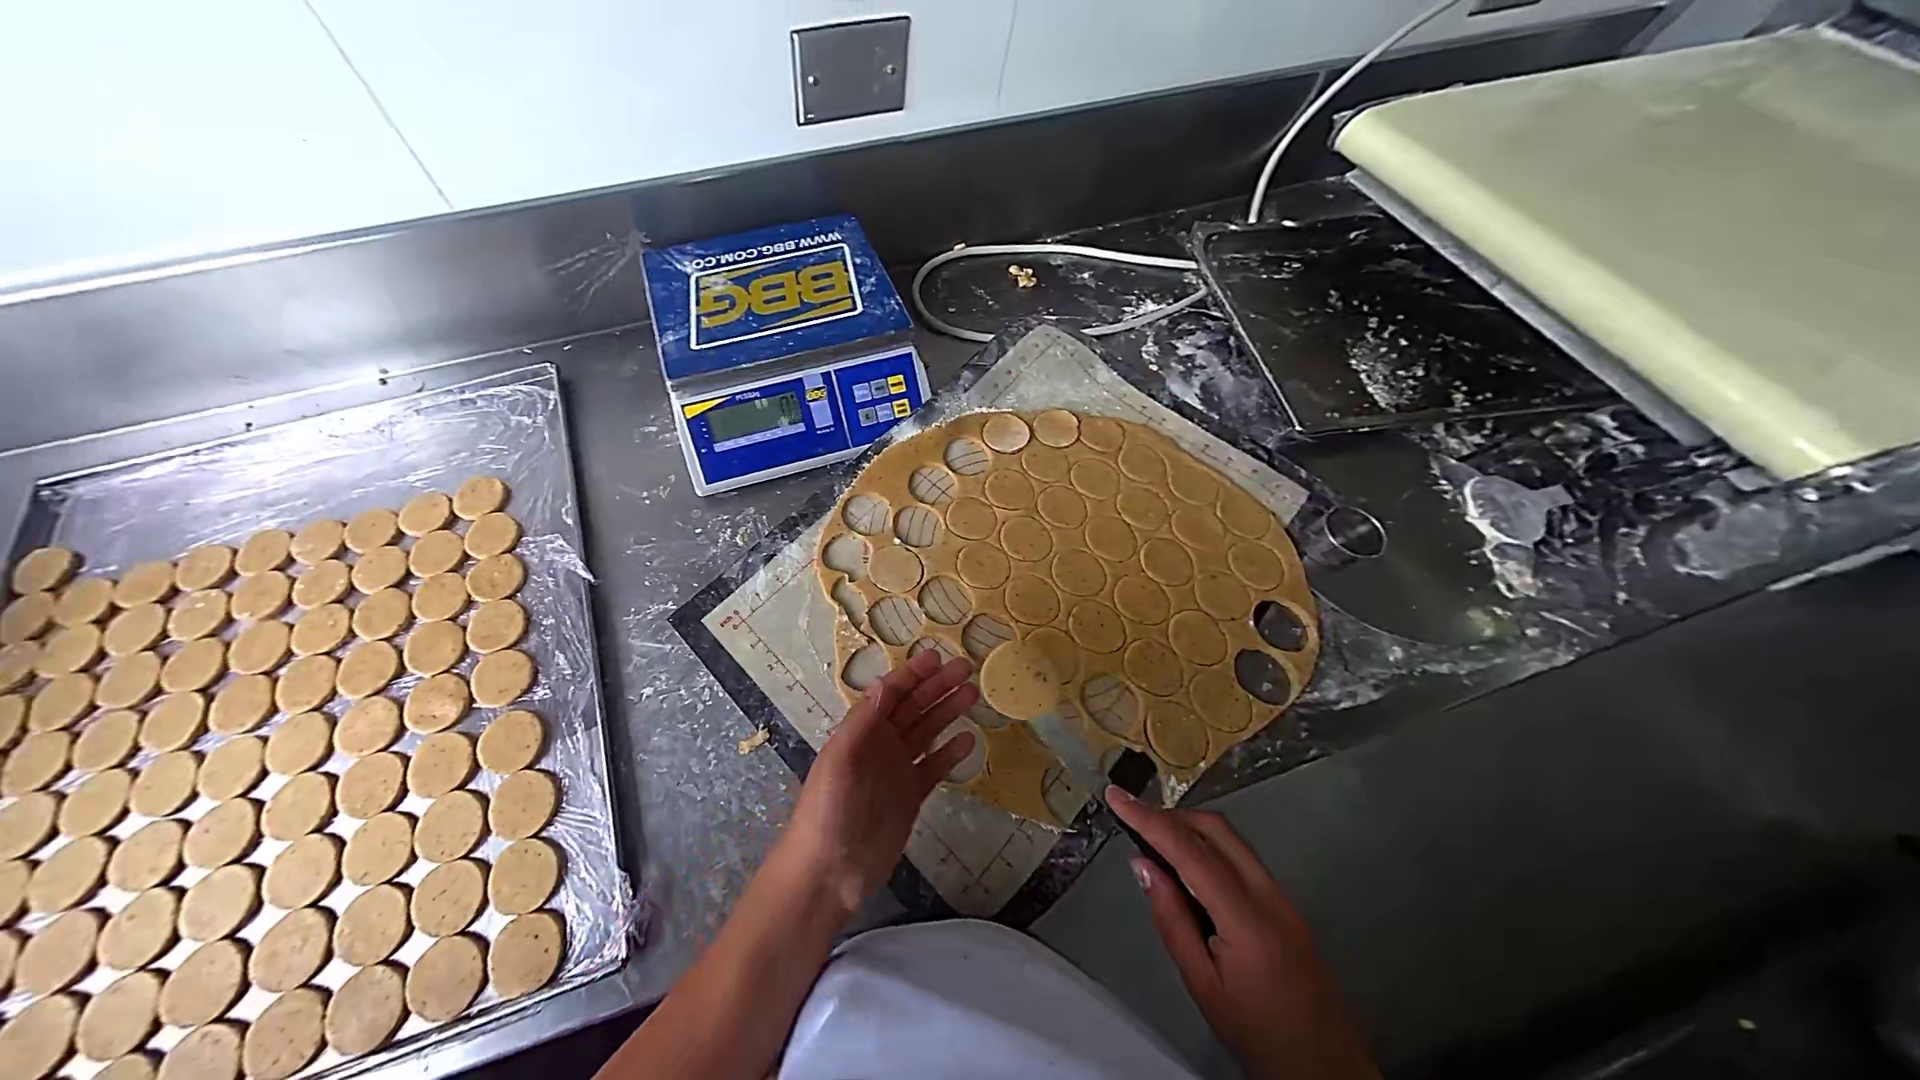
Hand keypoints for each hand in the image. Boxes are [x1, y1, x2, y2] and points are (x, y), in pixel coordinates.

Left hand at [780, 651, 978, 914]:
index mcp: (861, 732)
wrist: (830, 871)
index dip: (913, 674)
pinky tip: (968, 740)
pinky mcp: (910, 796)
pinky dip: (950, 754)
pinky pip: (934, 768)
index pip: (891, 693)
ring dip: (948, 712)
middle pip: (914, 707)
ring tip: (972, 695)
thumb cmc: (829, 810)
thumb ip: (864, 720)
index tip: (938, 657)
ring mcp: (897, 770)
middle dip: (938, 686)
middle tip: (967, 669)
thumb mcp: (841, 758)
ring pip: (927, 732)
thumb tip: (887, 681)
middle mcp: (880, 745)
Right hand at [1108, 788, 1379, 1079]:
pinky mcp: (1287, 904)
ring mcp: (1284, 898)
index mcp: (1247, 922)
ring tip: (1155, 839)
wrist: (1325, 1067)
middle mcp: (1271, 897)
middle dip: (1171, 815)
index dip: (1148, 819)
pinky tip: (1188, 867)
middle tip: (1134, 817)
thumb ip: (1171, 919)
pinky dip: (1209, 848)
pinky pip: (1242, 858)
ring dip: (1190, 829)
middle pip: (1216, 830)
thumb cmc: (1256, 1034)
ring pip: (1232, 839)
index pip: (1190, 852)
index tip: (1116, 797)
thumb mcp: (1202, 985)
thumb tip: (1143, 865)